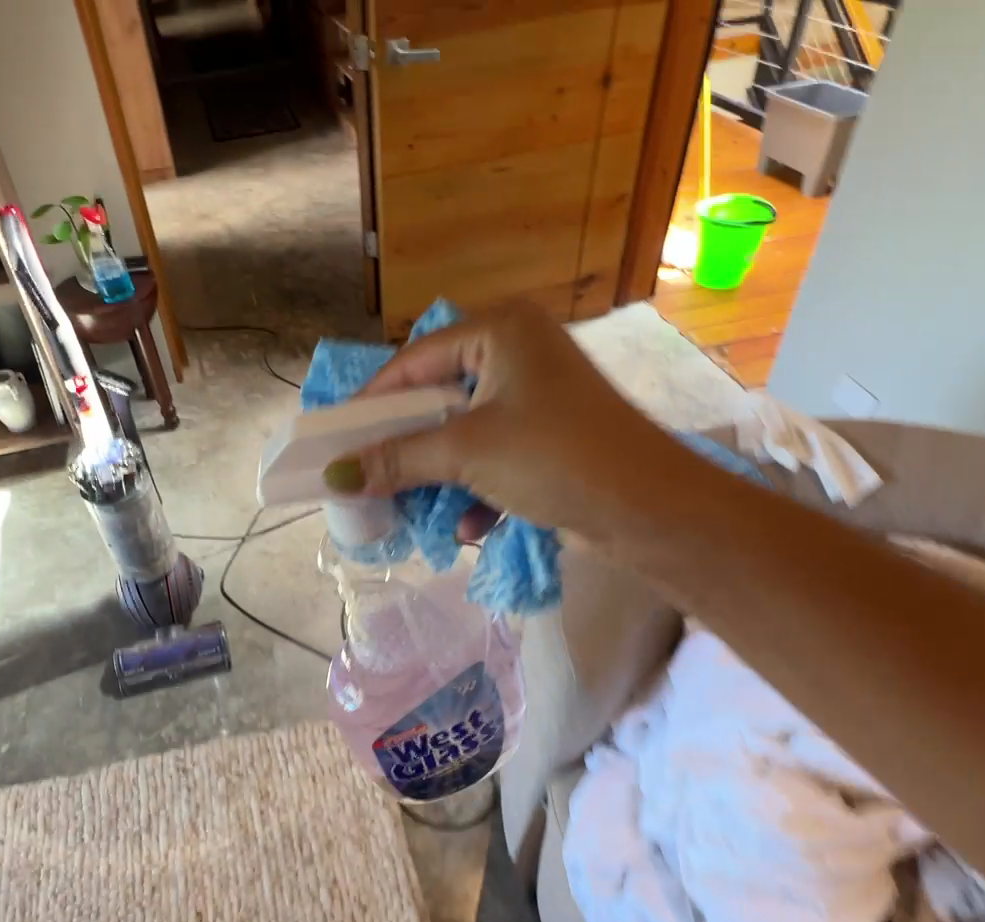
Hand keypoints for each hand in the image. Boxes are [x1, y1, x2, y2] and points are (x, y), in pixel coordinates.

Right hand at [322, 301, 695, 543]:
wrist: (650, 509)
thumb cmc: (554, 457)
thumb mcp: (467, 454)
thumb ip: (397, 460)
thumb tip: (334, 475)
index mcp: (500, 330)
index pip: (414, 362)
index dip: (371, 403)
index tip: (335, 439)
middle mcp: (519, 352)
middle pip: (438, 399)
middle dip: (408, 448)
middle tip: (367, 476)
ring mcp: (538, 395)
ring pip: (465, 433)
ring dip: (441, 477)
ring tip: (414, 511)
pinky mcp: (551, 435)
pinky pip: (495, 454)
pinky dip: (479, 490)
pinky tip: (469, 528)